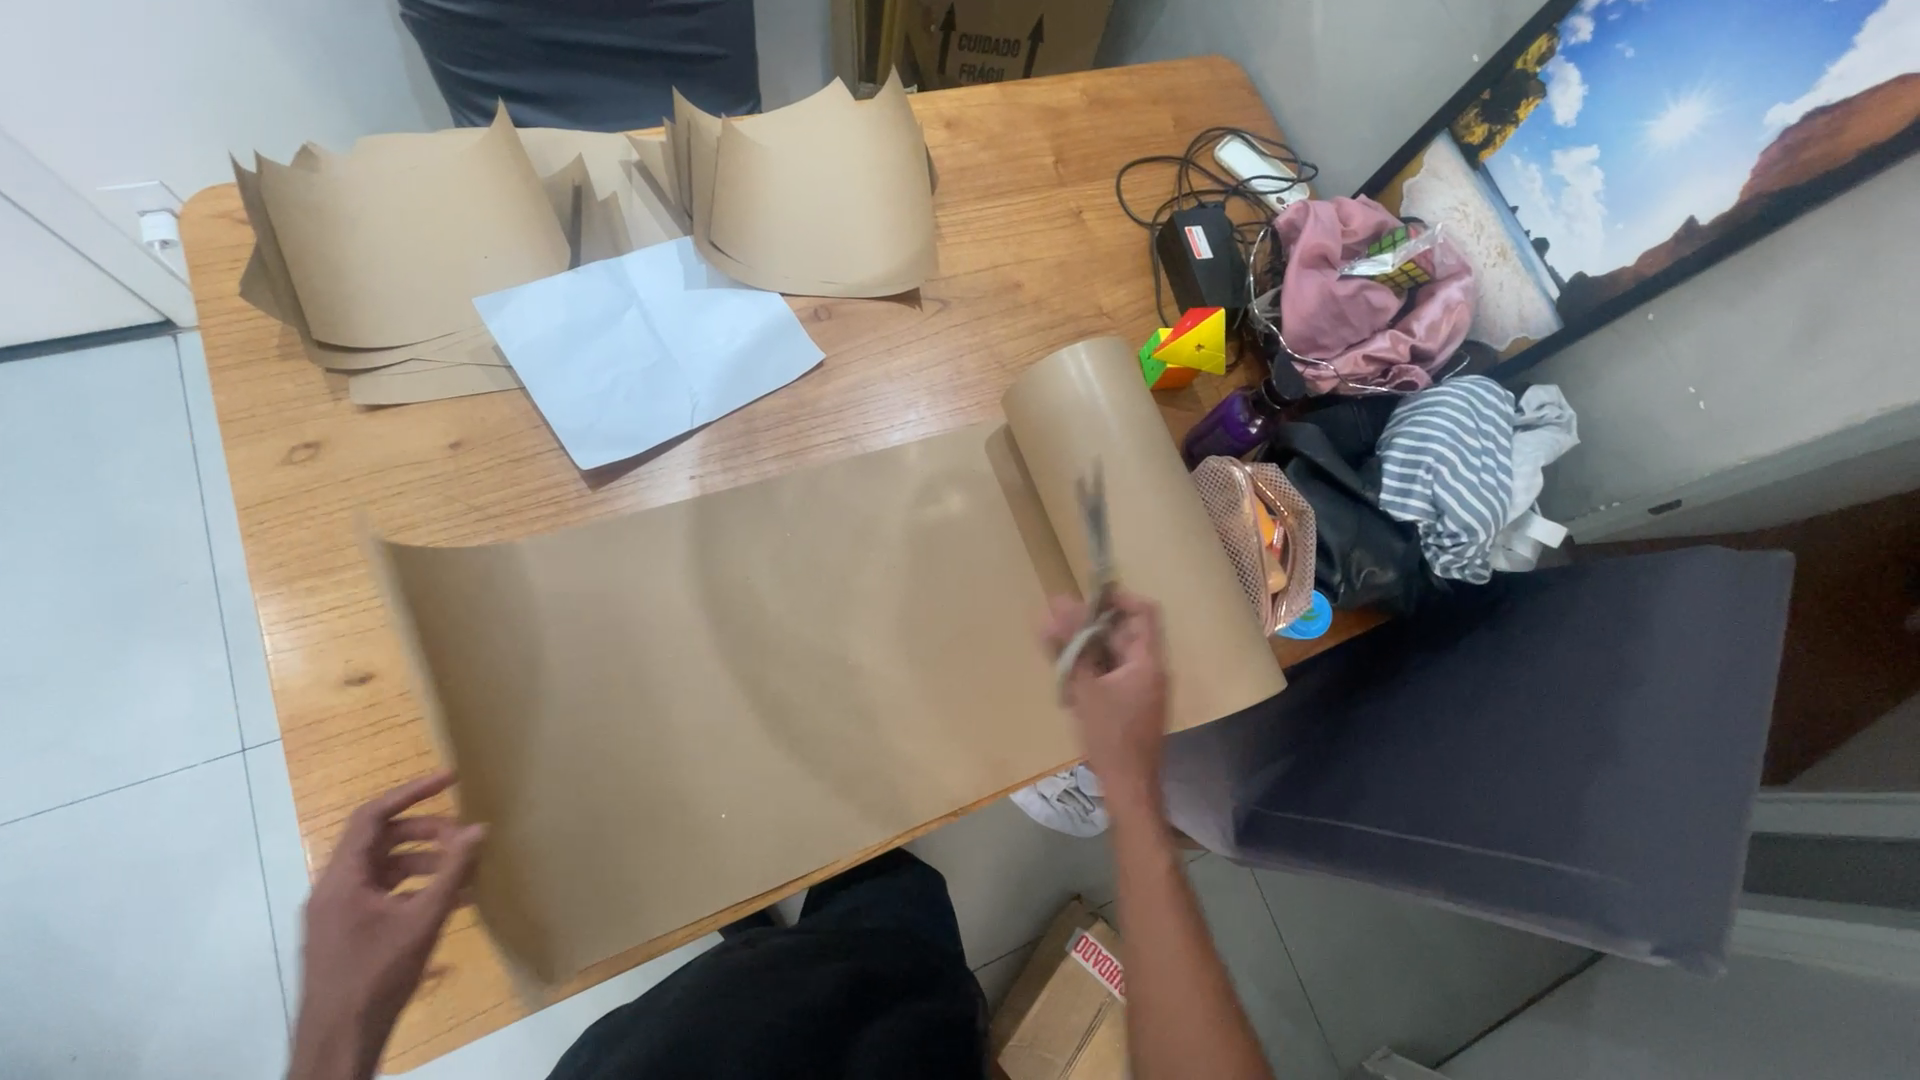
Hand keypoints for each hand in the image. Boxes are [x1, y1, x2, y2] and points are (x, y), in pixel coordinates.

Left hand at [289, 771, 484, 1079]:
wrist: (338, 1041)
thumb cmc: (378, 975)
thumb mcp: (424, 919)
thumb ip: (453, 871)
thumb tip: (479, 828)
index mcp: (341, 880)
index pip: (371, 817)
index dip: (411, 793)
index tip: (451, 779)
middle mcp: (332, 889)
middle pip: (380, 841)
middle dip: (427, 832)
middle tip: (466, 838)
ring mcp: (337, 912)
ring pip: (383, 868)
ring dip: (425, 861)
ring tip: (463, 870)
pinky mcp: (346, 931)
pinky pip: (383, 893)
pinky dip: (415, 887)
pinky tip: (449, 900)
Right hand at [1042, 591, 1170, 808]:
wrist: (1129, 787)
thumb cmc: (1111, 737)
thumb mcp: (1085, 689)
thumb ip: (1070, 647)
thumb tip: (1054, 606)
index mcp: (1148, 661)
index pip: (1144, 612)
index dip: (1118, 598)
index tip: (1086, 597)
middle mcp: (1150, 669)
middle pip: (1123, 631)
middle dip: (1089, 622)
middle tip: (1056, 619)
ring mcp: (1141, 687)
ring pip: (1113, 653)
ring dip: (1085, 645)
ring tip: (1053, 642)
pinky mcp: (1130, 702)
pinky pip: (1110, 672)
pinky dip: (1090, 667)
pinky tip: (1065, 672)